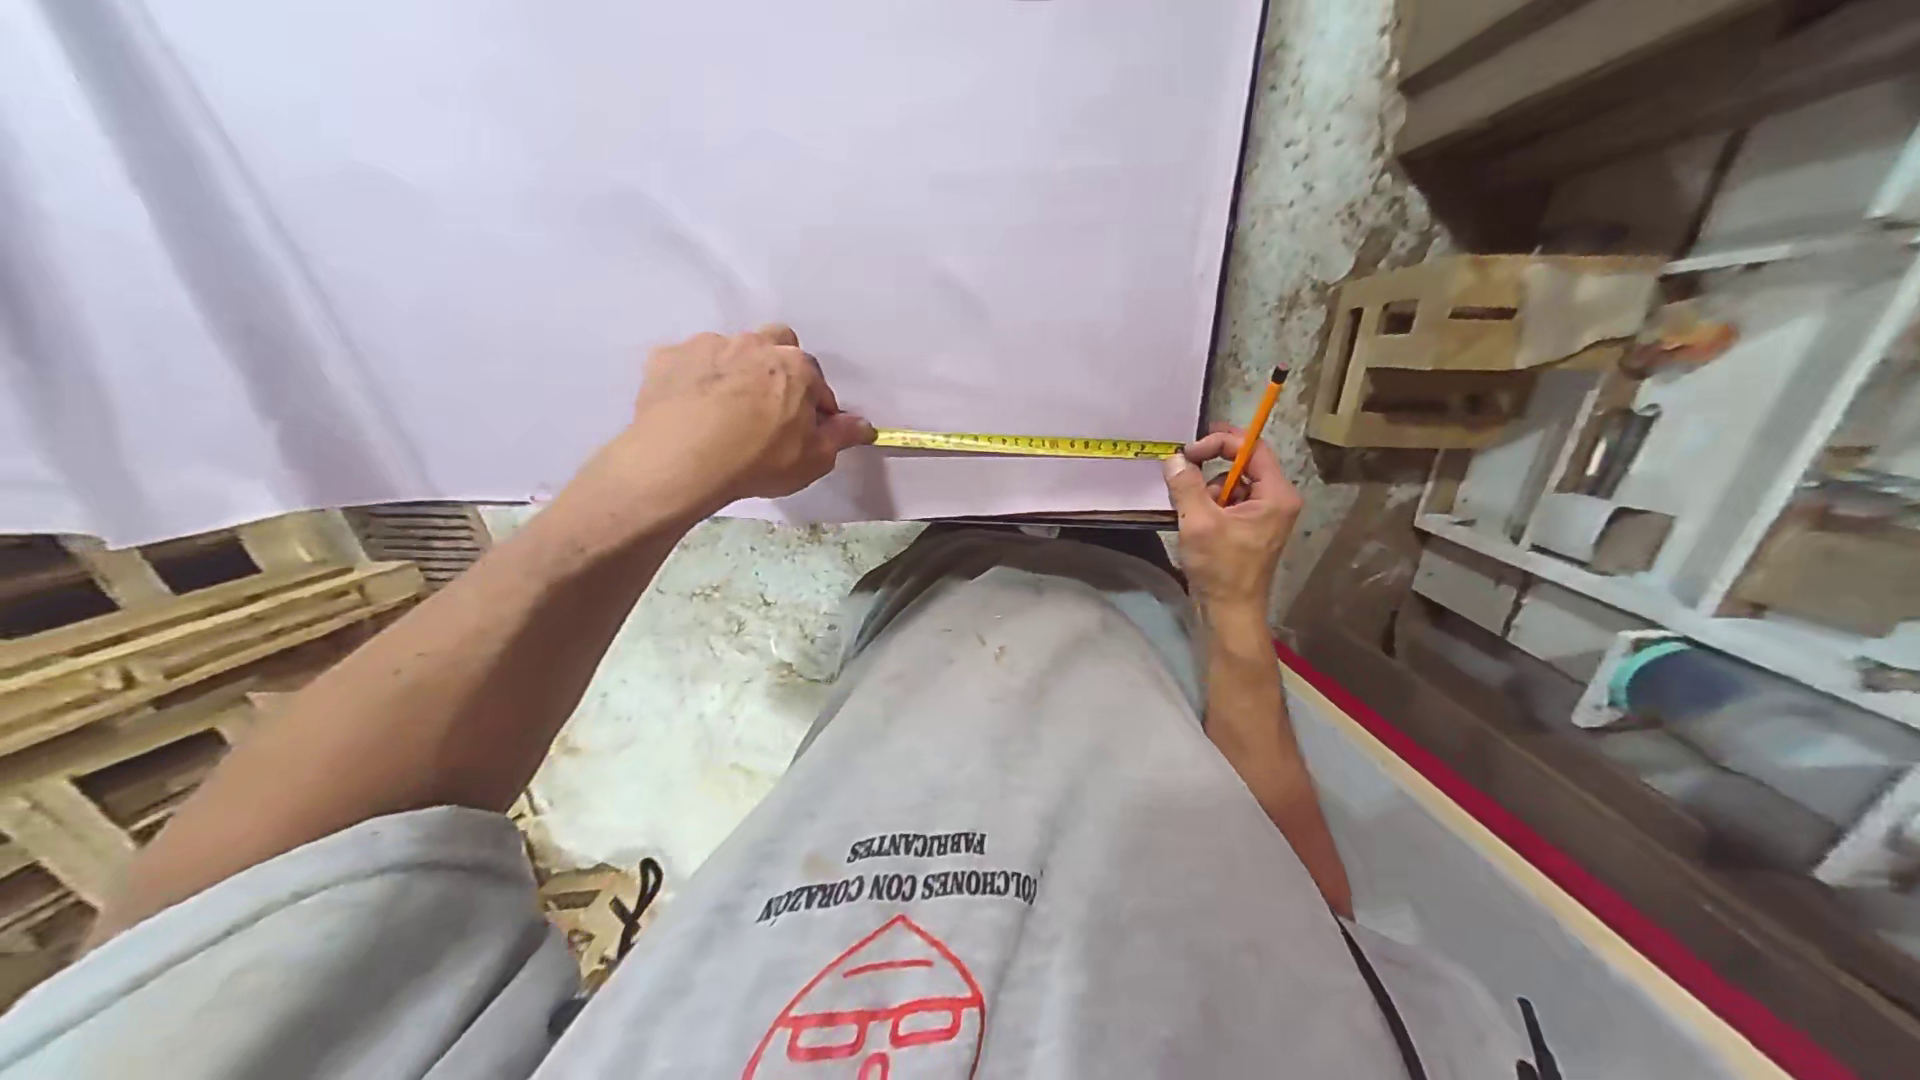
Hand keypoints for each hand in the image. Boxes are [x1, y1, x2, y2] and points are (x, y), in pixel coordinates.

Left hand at [620, 325, 874, 512]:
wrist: (682, 460)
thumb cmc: (759, 459)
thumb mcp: (813, 458)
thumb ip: (841, 436)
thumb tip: (864, 425)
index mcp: (796, 366)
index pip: (818, 381)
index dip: (816, 406)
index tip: (808, 428)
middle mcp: (754, 345)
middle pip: (776, 343)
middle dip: (778, 367)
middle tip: (770, 406)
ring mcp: (708, 346)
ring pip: (730, 350)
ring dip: (734, 371)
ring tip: (724, 410)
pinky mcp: (668, 358)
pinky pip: (687, 363)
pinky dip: (692, 379)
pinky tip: (689, 408)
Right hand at [1162, 428, 1302, 618]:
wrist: (1228, 613)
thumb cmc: (1220, 568)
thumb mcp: (1199, 522)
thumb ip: (1186, 485)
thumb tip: (1174, 458)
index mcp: (1276, 495)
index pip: (1253, 448)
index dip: (1221, 442)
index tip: (1189, 452)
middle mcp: (1275, 501)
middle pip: (1241, 466)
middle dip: (1210, 470)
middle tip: (1183, 476)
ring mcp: (1262, 517)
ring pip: (1230, 485)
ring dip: (1206, 492)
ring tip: (1191, 514)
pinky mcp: (1247, 530)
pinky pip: (1226, 504)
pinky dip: (1207, 507)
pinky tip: (1193, 524)